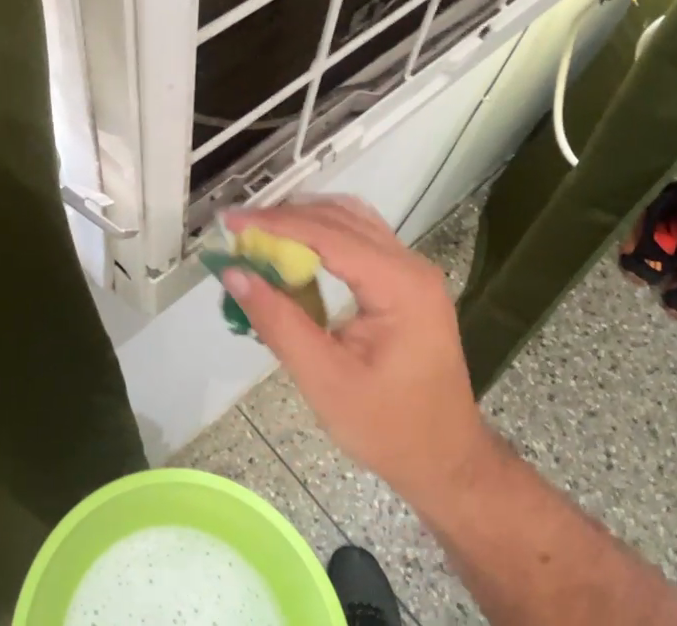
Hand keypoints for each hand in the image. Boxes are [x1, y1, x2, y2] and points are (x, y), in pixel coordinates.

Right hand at [219, 198, 493, 508]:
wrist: (445, 459)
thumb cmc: (387, 427)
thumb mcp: (324, 380)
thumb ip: (278, 322)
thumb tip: (234, 273)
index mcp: (399, 285)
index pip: (329, 233)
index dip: (275, 223)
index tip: (231, 222)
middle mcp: (411, 267)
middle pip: (341, 218)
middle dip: (286, 217)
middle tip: (238, 230)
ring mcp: (412, 273)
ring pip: (352, 222)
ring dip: (304, 222)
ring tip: (258, 235)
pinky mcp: (406, 285)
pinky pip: (360, 242)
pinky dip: (322, 238)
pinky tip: (293, 253)